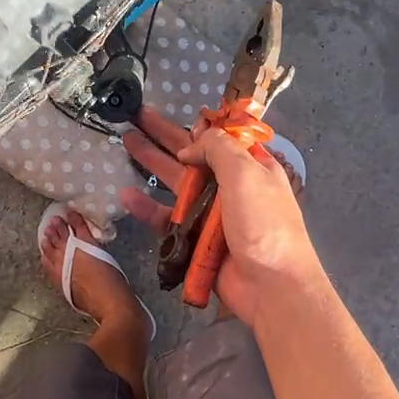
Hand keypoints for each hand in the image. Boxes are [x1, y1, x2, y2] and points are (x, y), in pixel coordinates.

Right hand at [121, 109, 325, 324]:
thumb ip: (217, 148)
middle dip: (166, 135)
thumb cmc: (263, 223)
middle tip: (138, 115)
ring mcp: (213, 214)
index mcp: (251, 167)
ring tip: (127, 140)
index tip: (179, 111)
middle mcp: (231, 186)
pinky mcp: (196, 240)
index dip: (201, 125)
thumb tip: (191, 145)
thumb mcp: (246, 172)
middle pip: (193, 155)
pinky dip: (148, 208)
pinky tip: (127, 195)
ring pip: (176, 182)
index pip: (223, 138)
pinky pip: (168, 219)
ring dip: (152, 161)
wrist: (271, 287)